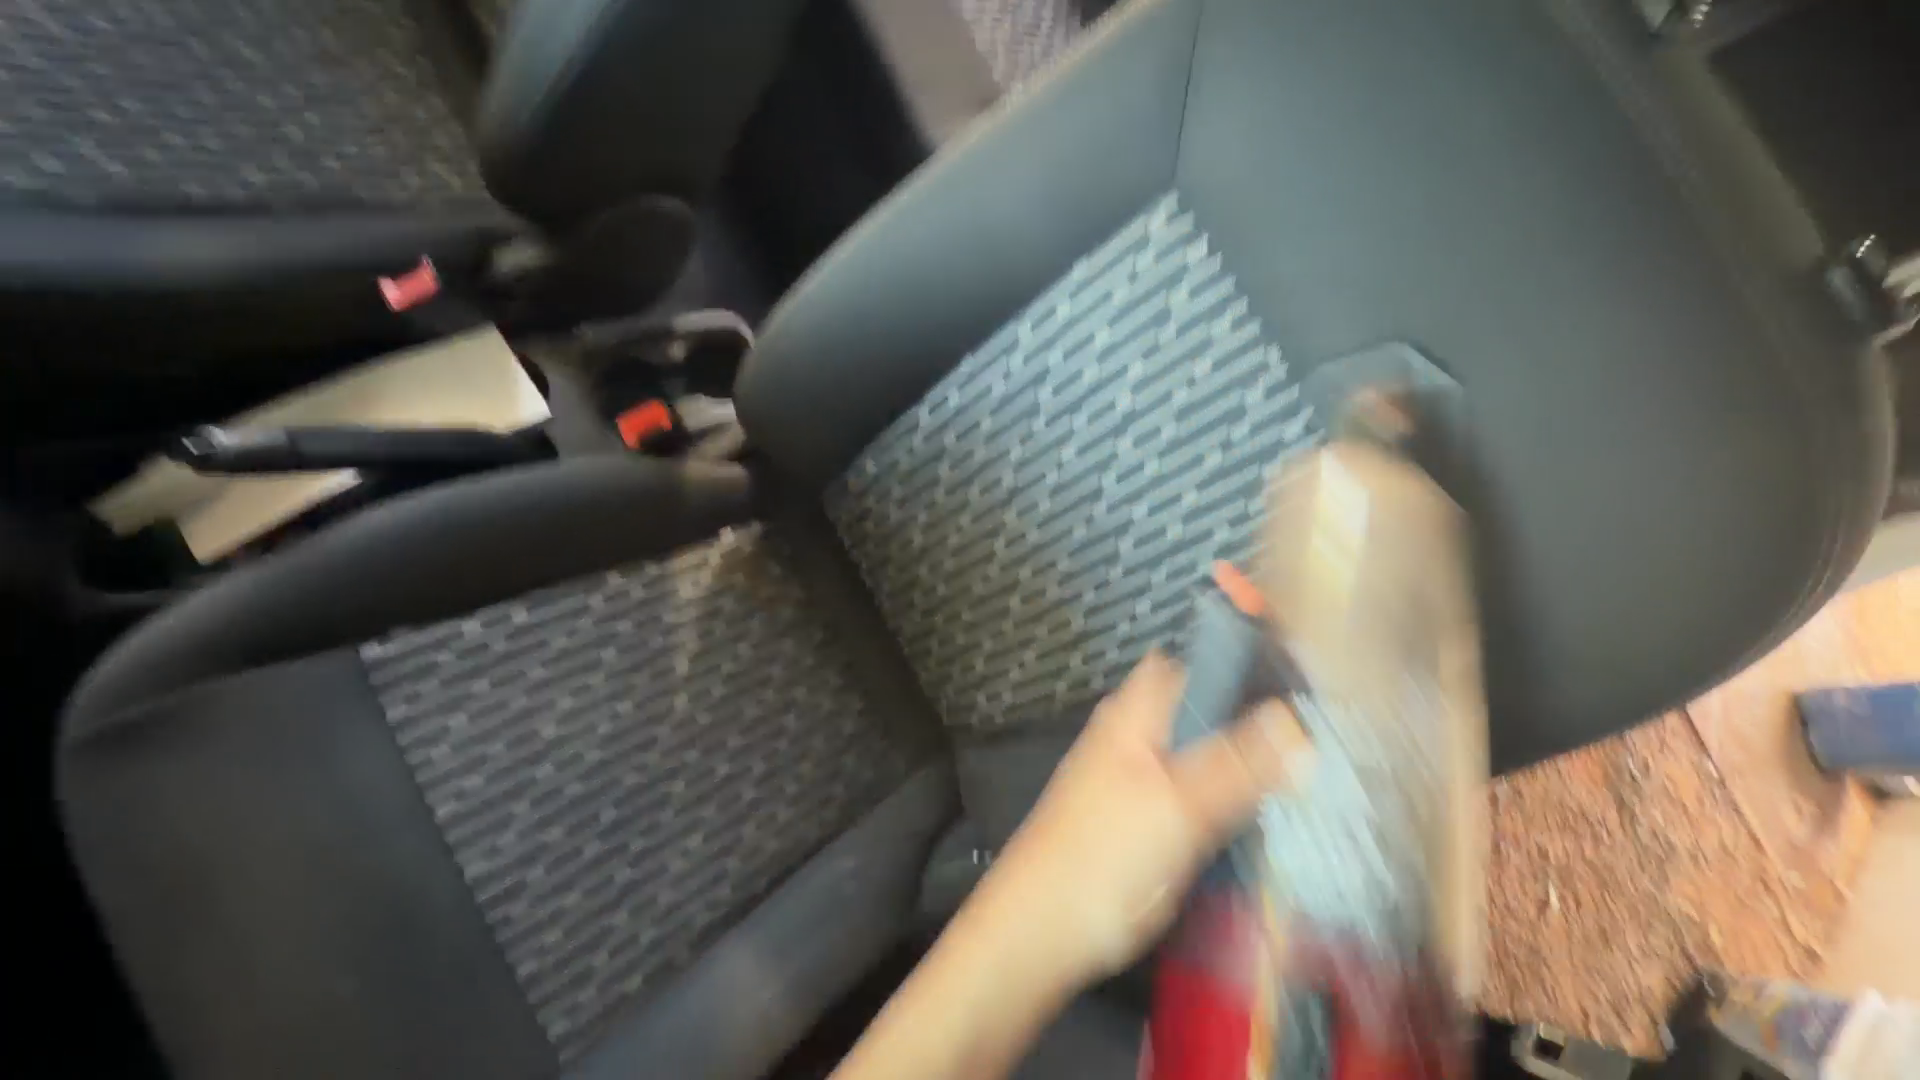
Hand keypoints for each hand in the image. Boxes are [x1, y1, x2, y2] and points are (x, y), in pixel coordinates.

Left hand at [974, 650, 1313, 989]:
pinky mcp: (1144, 828)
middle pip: (1196, 713)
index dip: (1226, 658)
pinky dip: (1225, 804)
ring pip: (1200, 760)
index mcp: (1131, 717)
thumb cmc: (1099, 858)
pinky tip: (1261, 819)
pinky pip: (1195, 802)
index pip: (1180, 664)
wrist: (1042, 930)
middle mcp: (1131, 741)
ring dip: (1241, 766)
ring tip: (1305, 774)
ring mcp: (1137, 786)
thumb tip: (1294, 721)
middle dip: (1246, 720)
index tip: (1288, 669)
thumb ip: (1237, 764)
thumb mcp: (1178, 806)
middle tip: (1312, 734)